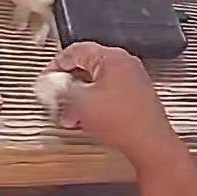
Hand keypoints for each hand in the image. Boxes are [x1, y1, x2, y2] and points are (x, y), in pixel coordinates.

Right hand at [50, 43, 187, 171]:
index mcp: (111, 58)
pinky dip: (95, 104)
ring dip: (80, 97)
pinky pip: (109, 94)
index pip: (76, 50)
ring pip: (97, 82)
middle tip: (56, 95)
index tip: (46, 79)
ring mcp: (133, 80)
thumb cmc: (123, 121)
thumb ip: (62, 90)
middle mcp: (125, 64)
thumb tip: (52, 86)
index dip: (56, 65)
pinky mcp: (136, 97)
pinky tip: (86, 120)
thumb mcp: (81, 103)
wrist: (150, 144)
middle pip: (87, 66)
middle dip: (68, 83)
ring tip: (70, 114)